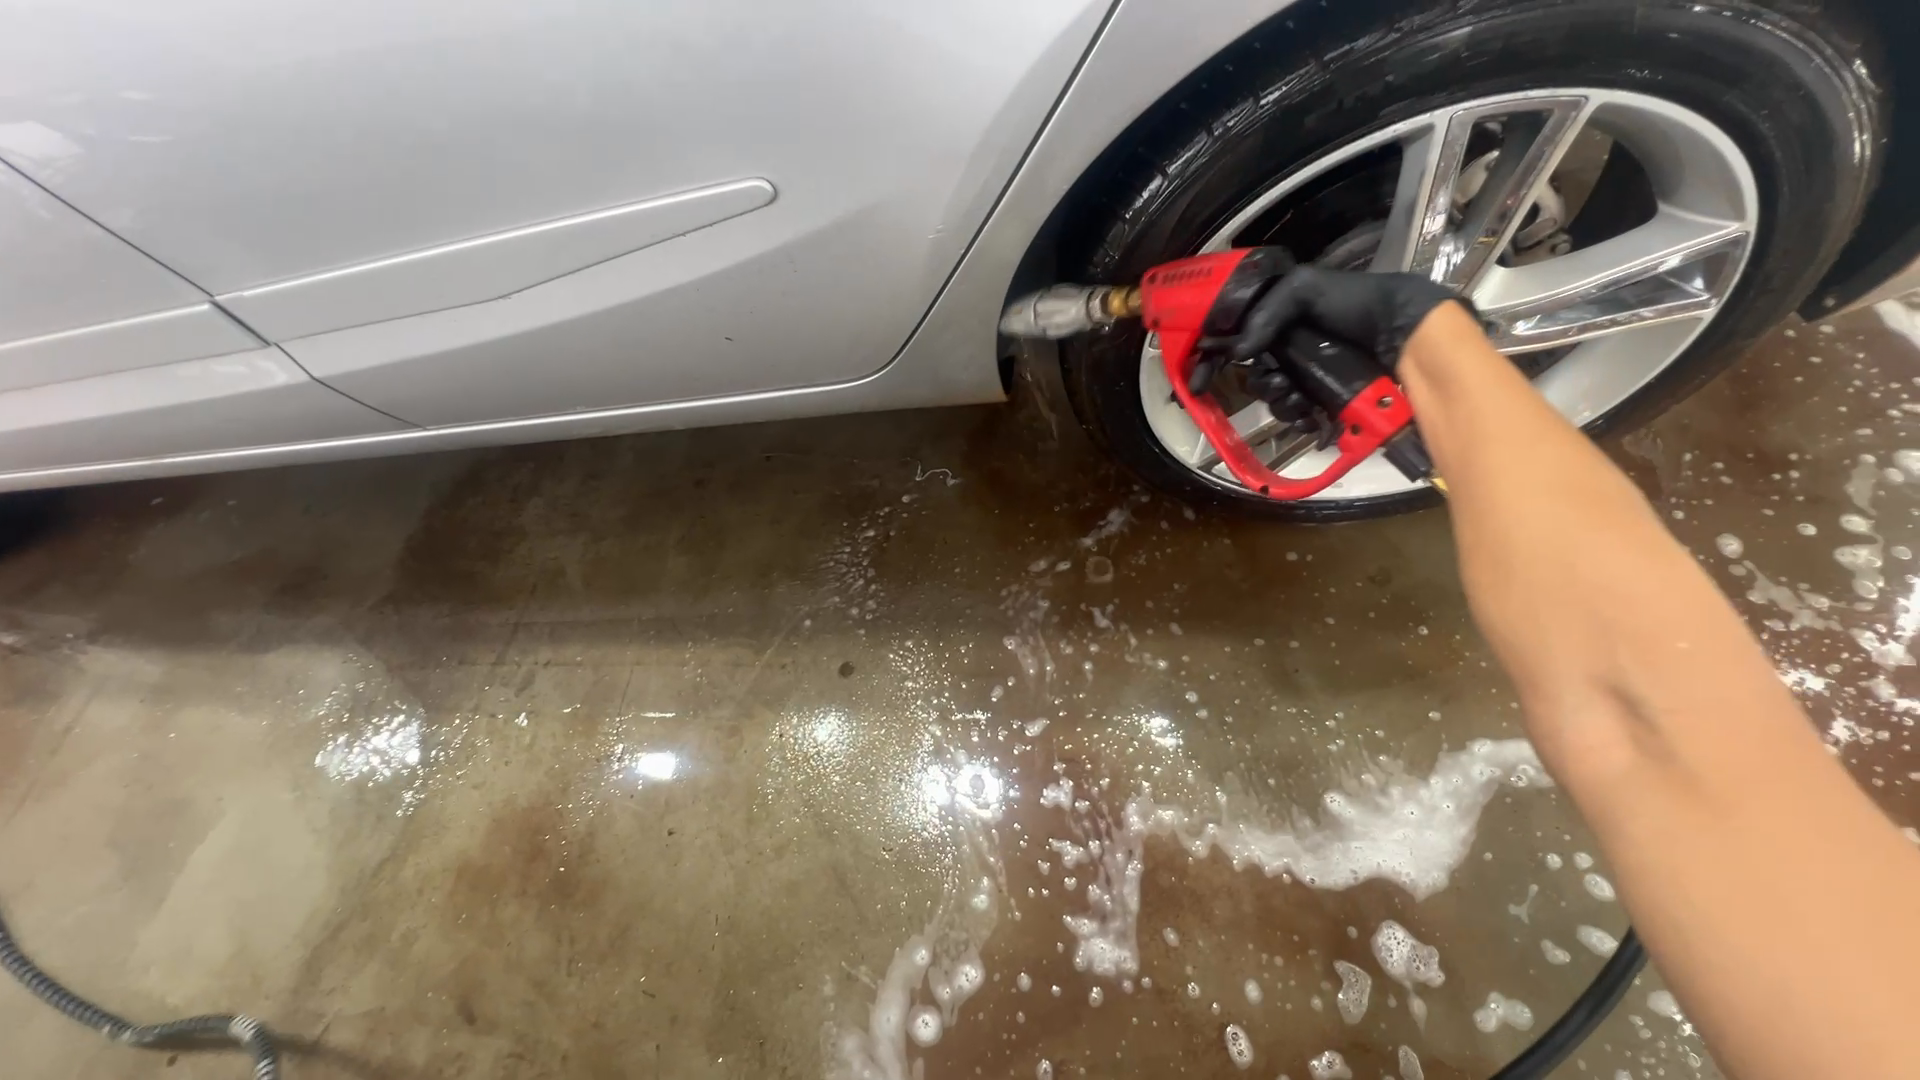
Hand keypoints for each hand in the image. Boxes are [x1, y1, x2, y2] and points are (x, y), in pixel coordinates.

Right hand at [1190, 266, 1468, 394]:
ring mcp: (1308, 376)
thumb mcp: (1306, 289)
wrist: (1405, 339)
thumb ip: (1265, 313)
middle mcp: (1292, 347)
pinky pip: (1294, 416)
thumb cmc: (1358, 305)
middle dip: (1259, 381)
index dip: (1213, 358)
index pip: (1236, 338)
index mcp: (1282, 318)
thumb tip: (1236, 351)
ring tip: (1299, 395)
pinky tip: (1310, 413)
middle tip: (1277, 379)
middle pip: (1252, 374)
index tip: (1197, 379)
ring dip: (1279, 400)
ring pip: (1271, 397)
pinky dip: (1297, 417)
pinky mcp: (1324, 401)